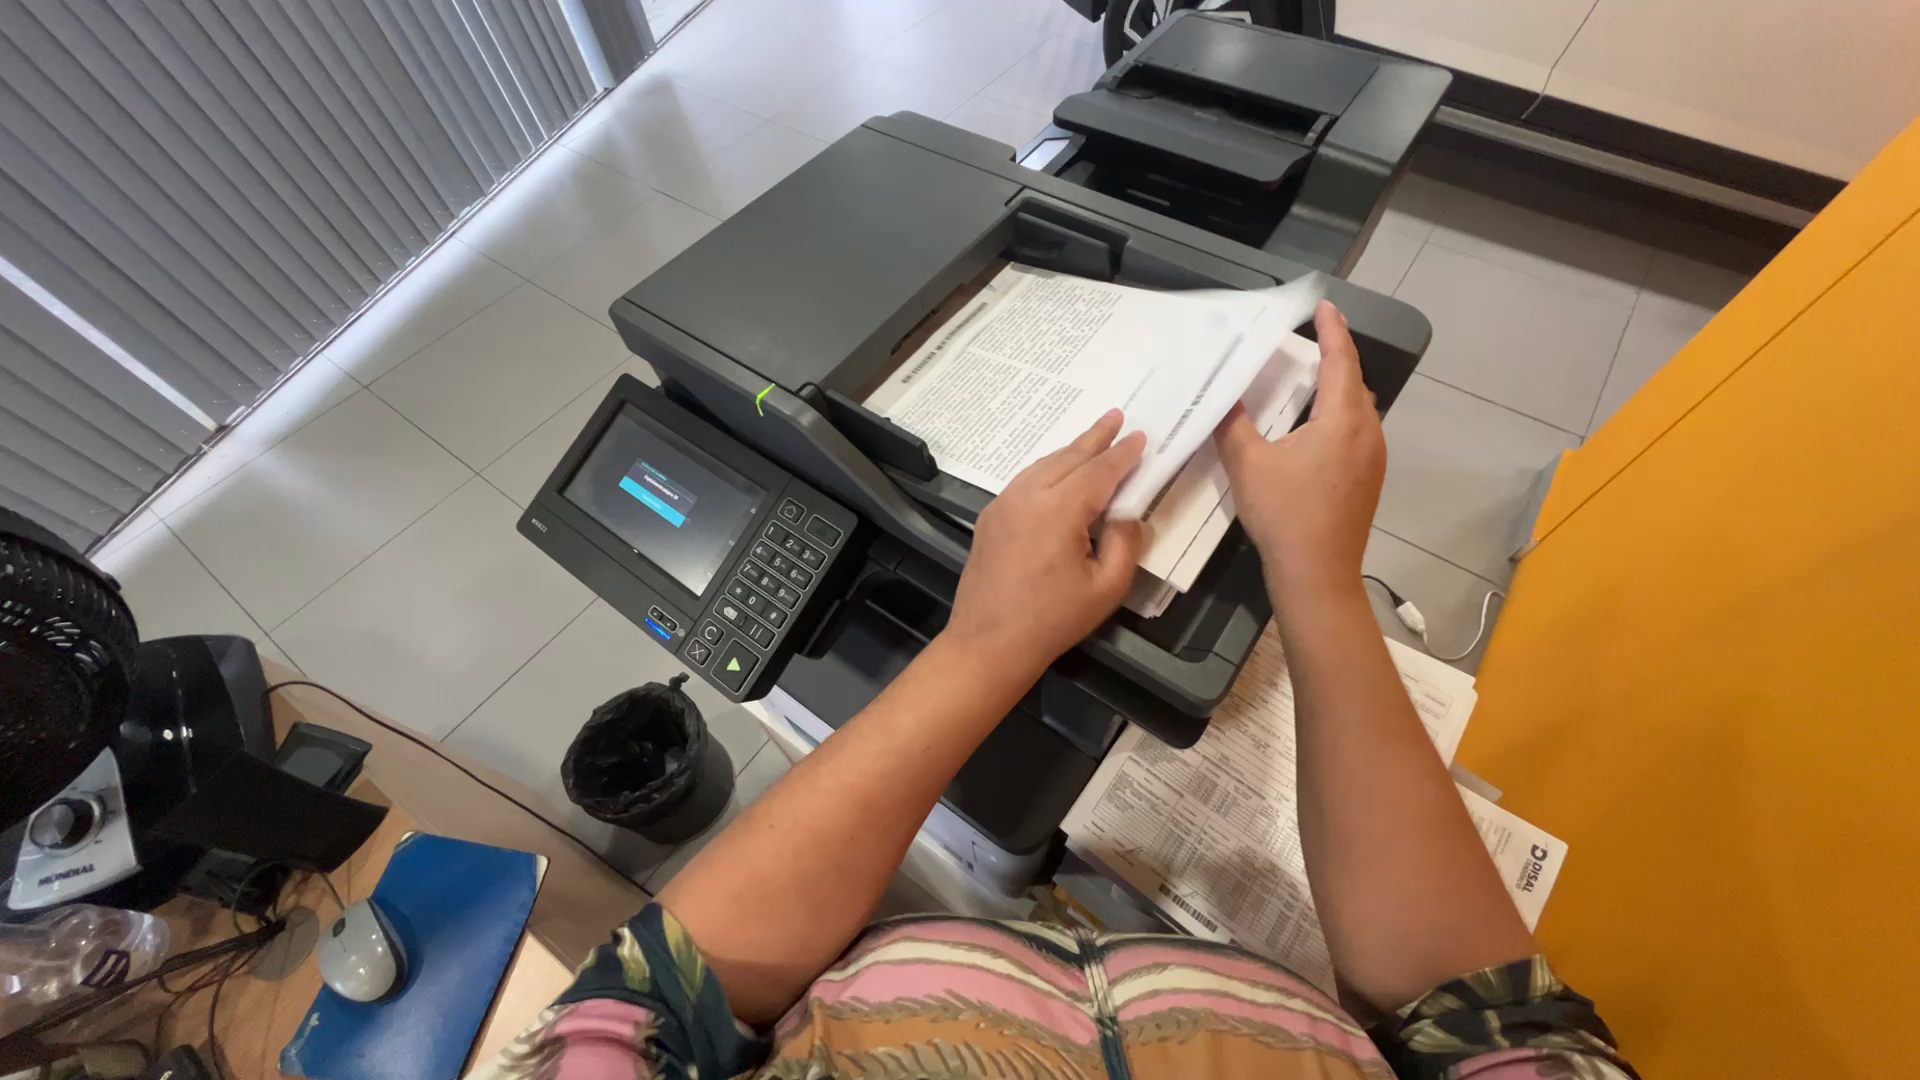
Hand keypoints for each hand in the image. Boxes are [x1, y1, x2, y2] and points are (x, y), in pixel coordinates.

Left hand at [943, 410, 1146, 676]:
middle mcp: (1027, 496)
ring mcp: (1003, 504)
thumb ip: (1124, 544)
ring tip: (1092, 439)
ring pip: (1042, 465)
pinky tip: (1058, 472)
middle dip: (1095, 437)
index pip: (1099, 472)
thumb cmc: (1052, 620)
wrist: (988, 642)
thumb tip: (1126, 516)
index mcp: (1058, 510)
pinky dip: (1047, 469)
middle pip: (1067, 458)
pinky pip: (1025, 481)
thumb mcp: (1106, 588)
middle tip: (1116, 416)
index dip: (1123, 454)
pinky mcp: (990, 518)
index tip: (1141, 437)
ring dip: (1070, 451)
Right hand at [1216, 301, 1384, 597]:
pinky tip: (1313, 432)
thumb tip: (1221, 398)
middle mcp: (1367, 432)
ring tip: (1308, 384)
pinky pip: (1357, 432)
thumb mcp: (1248, 466)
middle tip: (1308, 345)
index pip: (1340, 361)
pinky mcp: (1369, 479)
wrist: (1317, 572)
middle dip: (1335, 360)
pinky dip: (1337, 418)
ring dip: (1336, 391)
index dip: (1333, 331)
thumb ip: (1234, 426)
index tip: (1326, 306)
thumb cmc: (1284, 514)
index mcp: (1341, 420)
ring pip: (1358, 410)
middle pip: (1354, 384)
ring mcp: (1373, 458)